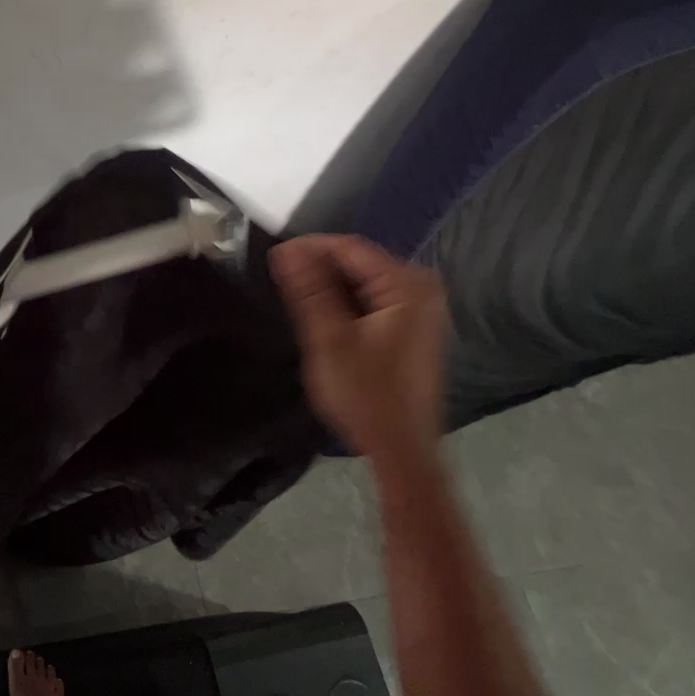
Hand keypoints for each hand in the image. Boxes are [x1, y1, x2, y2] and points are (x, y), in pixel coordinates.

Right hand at [271, 234, 448, 463]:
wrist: (401, 448)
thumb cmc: (366, 395)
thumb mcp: (329, 339)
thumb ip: (308, 290)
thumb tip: (285, 251)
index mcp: (407, 285)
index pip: (350, 247)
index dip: (309, 247)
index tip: (274, 255)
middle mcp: (421, 288)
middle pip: (359, 261)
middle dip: (318, 265)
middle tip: (280, 276)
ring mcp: (420, 308)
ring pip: (363, 280)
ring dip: (328, 283)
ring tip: (293, 292)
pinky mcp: (412, 326)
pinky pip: (372, 297)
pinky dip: (345, 300)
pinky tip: (320, 311)